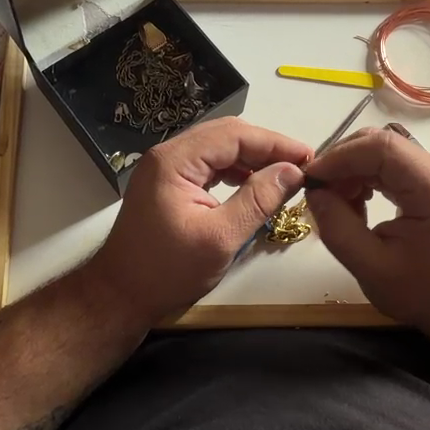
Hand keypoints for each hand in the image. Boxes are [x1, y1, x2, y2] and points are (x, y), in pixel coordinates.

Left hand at [82, 117, 312, 327]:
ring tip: (283, 175)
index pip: (234, 135)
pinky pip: (208, 164)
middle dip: (265, 147)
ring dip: (251, 158)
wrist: (120, 295)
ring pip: (218, 148)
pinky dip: (234, 170)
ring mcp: (165, 167)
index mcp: (175, 160)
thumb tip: (293, 171)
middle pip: (226, 135)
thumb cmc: (166, 270)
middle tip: (301, 165)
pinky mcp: (168, 183)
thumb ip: (257, 200)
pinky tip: (253, 185)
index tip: (309, 157)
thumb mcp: (219, 238)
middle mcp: (168, 154)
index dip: (275, 142)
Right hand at [304, 127, 429, 331]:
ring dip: (350, 169)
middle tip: (317, 191)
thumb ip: (337, 228)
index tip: (311, 178)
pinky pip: (387, 163)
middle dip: (342, 161)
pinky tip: (354, 201)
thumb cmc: (422, 291)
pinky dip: (362, 175)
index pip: (382, 149)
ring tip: (334, 201)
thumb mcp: (370, 267)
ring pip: (380, 150)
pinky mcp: (427, 178)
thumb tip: (313, 192)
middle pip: (380, 143)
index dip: (341, 157)